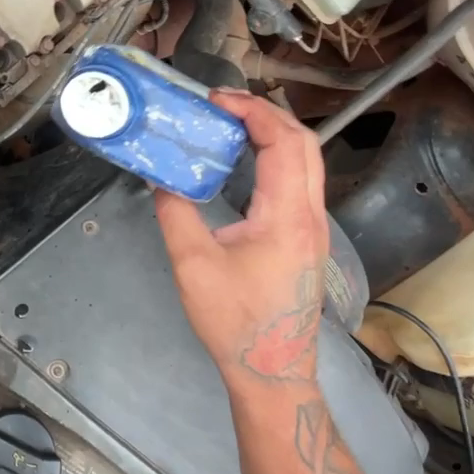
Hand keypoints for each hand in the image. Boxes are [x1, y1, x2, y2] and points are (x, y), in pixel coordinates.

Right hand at [154, 89, 329, 388]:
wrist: (273, 373)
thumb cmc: (234, 320)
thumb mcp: (191, 263)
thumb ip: (174, 211)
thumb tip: (159, 175)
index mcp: (287, 217)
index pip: (283, 143)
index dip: (253, 111)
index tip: (215, 100)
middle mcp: (310, 216)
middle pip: (304, 142)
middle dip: (265, 112)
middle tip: (221, 103)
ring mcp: (314, 228)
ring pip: (307, 160)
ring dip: (272, 131)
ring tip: (229, 121)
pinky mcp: (306, 238)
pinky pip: (299, 178)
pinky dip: (275, 154)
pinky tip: (243, 158)